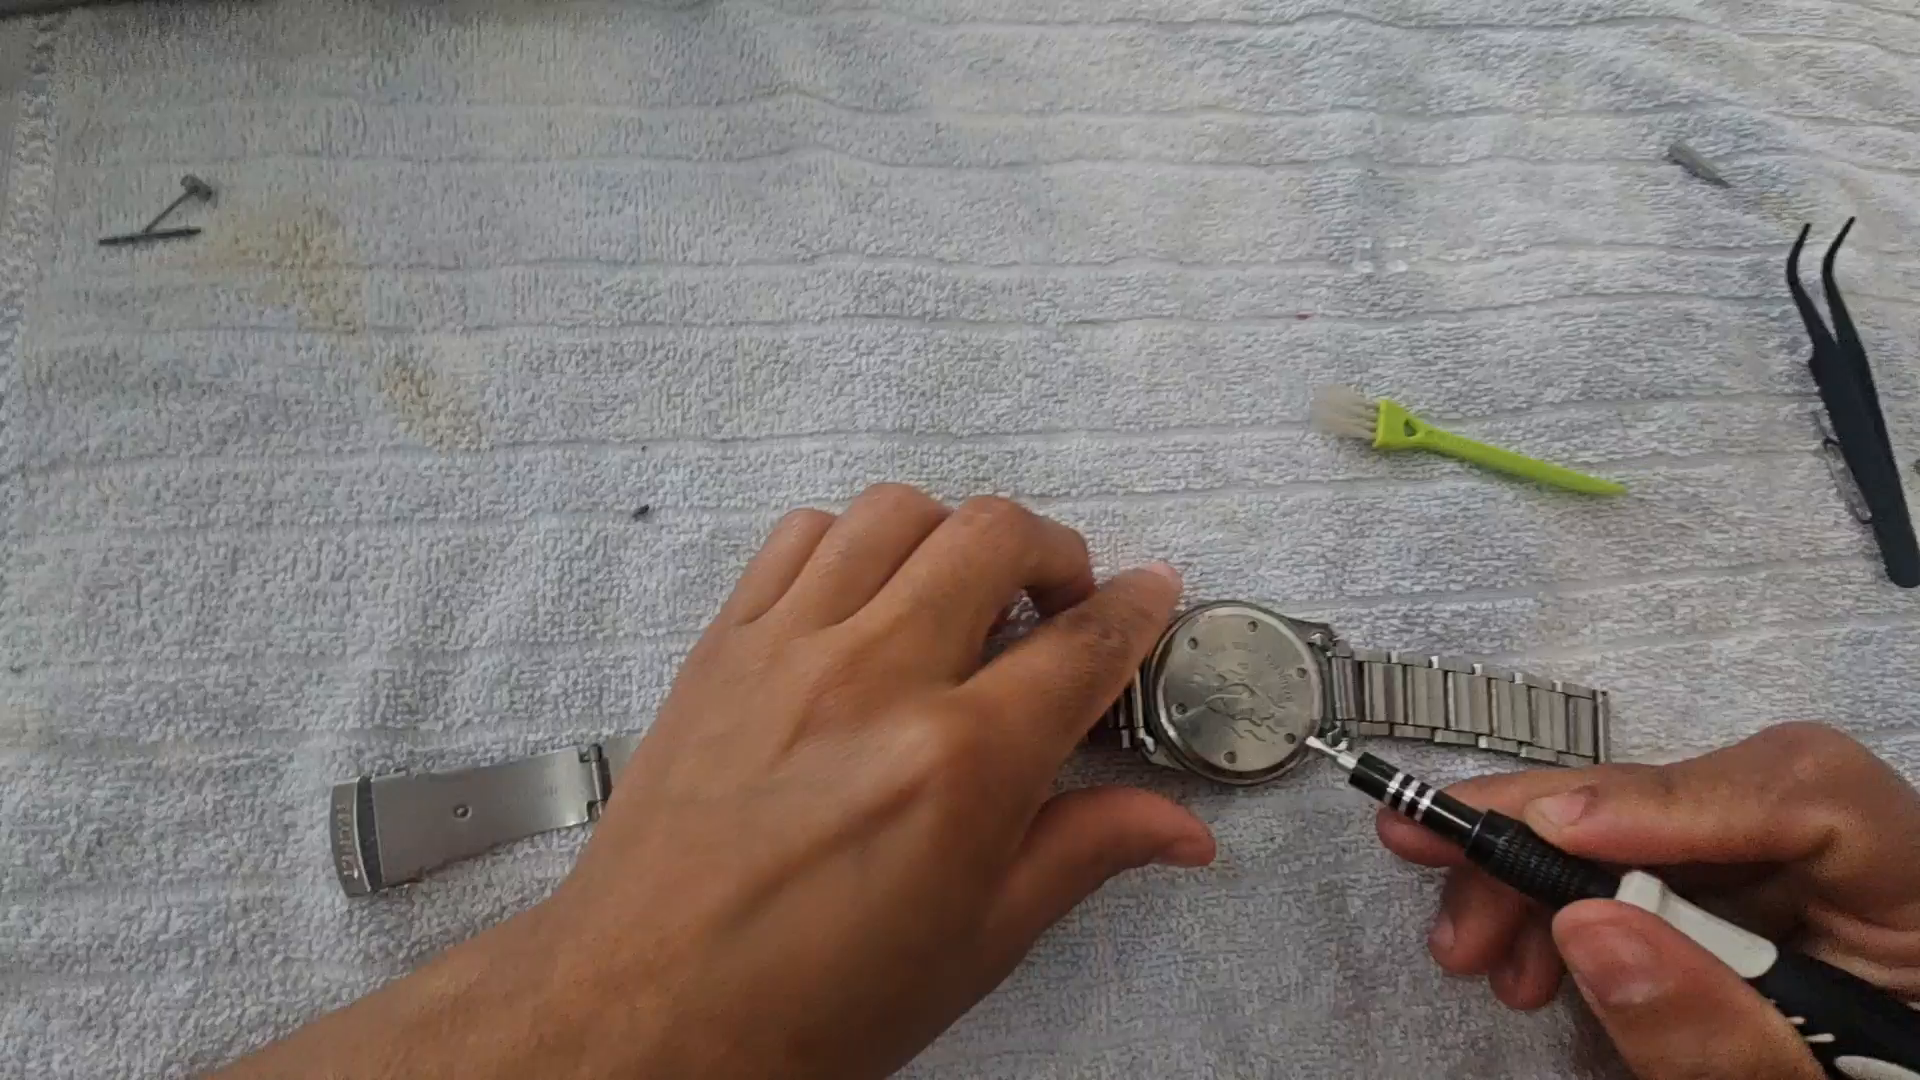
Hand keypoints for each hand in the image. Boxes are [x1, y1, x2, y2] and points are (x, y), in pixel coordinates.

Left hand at [214, 485, 1212, 1079]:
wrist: (643, 1006)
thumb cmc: (826, 995)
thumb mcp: (980, 939)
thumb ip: (1086, 850)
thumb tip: (1190, 829)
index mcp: (960, 762)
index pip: (1081, 647)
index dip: (1136, 608)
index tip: (1156, 588)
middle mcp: (879, 674)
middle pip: (994, 535)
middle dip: (1053, 550)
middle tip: (1056, 599)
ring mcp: (792, 642)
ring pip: (898, 511)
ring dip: (953, 535)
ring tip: (957, 591)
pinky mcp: (727, 636)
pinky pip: (803, 533)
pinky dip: (854, 541)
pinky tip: (863, 594)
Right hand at [1378, 722, 1919, 1079]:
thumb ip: (1727, 1045)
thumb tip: (1588, 928)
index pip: (1813, 799)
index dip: (1666, 797)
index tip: (1549, 831)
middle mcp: (1853, 883)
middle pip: (1675, 805)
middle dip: (1535, 832)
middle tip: (1423, 847)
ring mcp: (1785, 894)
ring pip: (1624, 835)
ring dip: (1522, 880)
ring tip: (1463, 944)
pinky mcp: (1727, 913)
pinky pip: (1617, 879)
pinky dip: (1546, 911)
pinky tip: (1516, 961)